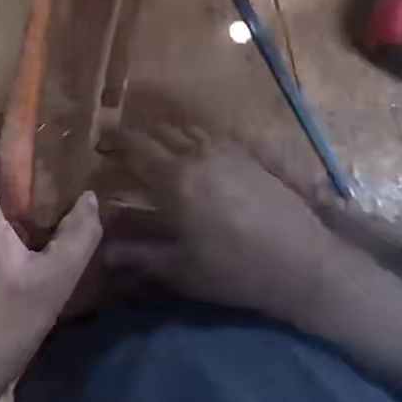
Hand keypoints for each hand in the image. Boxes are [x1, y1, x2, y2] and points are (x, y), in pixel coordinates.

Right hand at [103, 123, 357, 325]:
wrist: (302, 262)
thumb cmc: (235, 270)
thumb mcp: (181, 269)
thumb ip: (139, 255)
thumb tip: (103, 250)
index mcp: (176, 180)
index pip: (137, 148)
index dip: (115, 141)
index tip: (99, 141)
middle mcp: (199, 155)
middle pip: (161, 133)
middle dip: (138, 136)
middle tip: (122, 146)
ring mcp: (228, 152)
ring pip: (188, 130)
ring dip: (166, 134)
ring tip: (156, 147)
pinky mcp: (250, 157)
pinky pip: (212, 136)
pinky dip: (193, 138)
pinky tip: (195, 154)